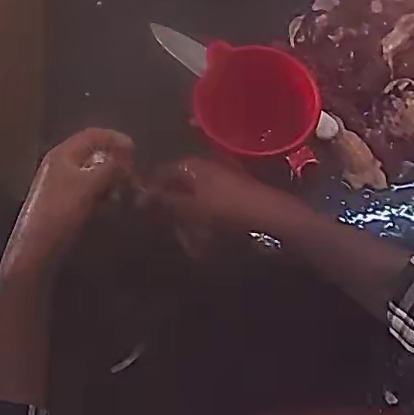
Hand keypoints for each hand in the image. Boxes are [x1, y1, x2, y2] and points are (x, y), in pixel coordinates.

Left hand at [11, 128, 134, 252]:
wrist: (36, 250)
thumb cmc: (61, 212)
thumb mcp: (89, 185)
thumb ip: (111, 167)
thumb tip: (127, 159)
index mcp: (62, 154)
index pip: (92, 135)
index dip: (115, 138)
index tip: (135, 151)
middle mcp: (60, 165)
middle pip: (93, 153)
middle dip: (114, 161)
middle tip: (133, 173)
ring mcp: (60, 186)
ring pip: (91, 174)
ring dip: (110, 179)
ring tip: (125, 191)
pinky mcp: (63, 205)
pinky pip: (87, 192)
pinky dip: (101, 194)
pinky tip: (110, 207)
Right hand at [140, 157, 304, 252]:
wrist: (277, 220)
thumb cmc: (228, 211)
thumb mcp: (190, 209)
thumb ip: (163, 202)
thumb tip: (136, 197)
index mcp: (193, 166)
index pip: (161, 173)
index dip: (149, 191)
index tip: (141, 211)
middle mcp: (206, 170)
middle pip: (178, 190)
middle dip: (173, 215)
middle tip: (174, 236)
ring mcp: (223, 185)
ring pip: (195, 206)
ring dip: (191, 228)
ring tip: (194, 248)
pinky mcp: (236, 201)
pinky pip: (212, 214)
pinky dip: (207, 229)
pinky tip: (208, 247)